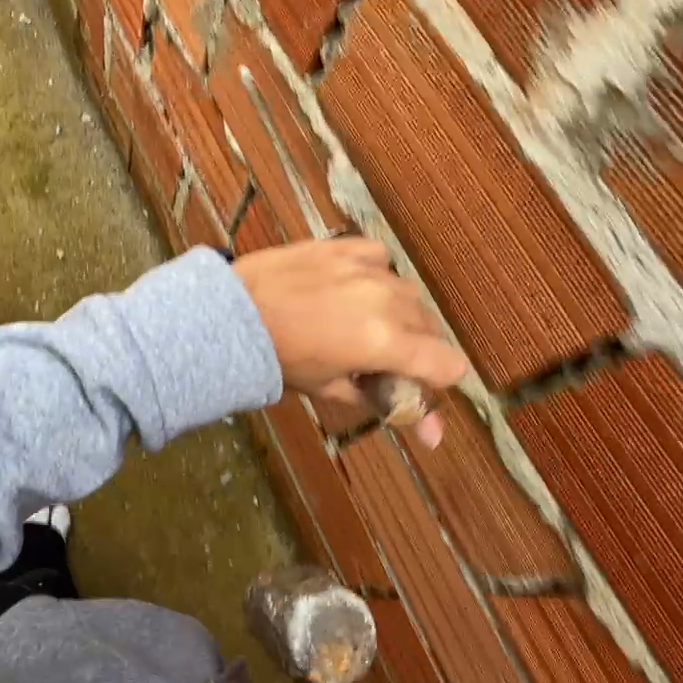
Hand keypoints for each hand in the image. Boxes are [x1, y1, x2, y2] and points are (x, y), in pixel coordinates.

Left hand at [232, 239, 466, 447]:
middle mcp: (386, 301)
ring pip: (407, 293)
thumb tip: (434, 437)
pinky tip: (351, 285)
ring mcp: (366, 268)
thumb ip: (384, 400)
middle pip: (430, 328)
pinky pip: (380, 257)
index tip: (409, 381)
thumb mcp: (331, 388)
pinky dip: (374, 272)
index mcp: (386, 342)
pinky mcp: (345, 245)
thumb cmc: (279, 358)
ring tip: (357, 320)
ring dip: (396, 310)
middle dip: (414, 347)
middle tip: (376, 357)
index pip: (449, 364)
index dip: (435, 379)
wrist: (232, 312)